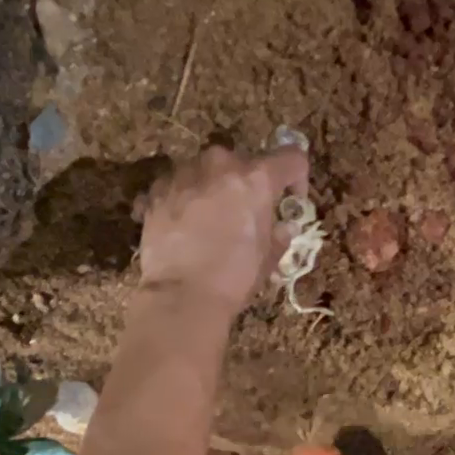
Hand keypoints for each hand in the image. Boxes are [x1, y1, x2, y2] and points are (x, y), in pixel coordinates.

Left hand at [137, 144, 309, 311]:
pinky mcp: (157, 188)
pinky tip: (183, 228)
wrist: (181, 295)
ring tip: (208, 223)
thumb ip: (278, 236)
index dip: (297, 178)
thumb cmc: (233, 279)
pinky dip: (184, 200)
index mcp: (256, 179)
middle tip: (244, 217)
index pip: (291, 159)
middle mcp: (221, 164)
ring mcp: (185, 172)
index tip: (291, 201)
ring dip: (213, 190)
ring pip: (207, 171)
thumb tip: (283, 227)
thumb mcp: (267, 260)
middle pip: (244, 163)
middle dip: (247, 186)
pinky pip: (178, 185)